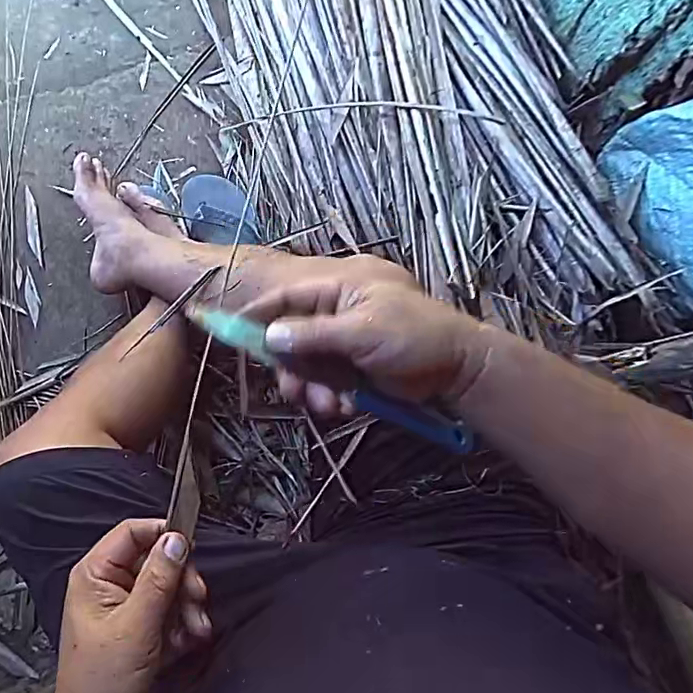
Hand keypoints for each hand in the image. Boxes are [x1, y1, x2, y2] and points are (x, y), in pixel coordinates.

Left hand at [45, 519, 211, 692]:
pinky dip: (182, 623)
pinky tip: (186, 640)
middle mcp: (108, 585)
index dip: (163, 535)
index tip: (191, 548)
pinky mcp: (139, 626)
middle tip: (196, 598)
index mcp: (94, 575)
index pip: (132, 532)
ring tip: (194, 628)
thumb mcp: (136, 626)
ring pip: (167, 585)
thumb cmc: (100, 687)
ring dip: (186, 606)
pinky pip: (168, 609)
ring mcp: (124, 606)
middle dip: (181, 580)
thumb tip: (176, 540)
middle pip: (156, 559)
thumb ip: (158, 579)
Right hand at [240, 271, 490, 418]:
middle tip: (292, 390)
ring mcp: (344, 339)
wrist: (458, 370)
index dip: (261, 313)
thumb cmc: (415, 336)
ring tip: (326, 404)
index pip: (290, 295)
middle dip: (291, 367)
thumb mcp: (363, 330)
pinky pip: (325, 380)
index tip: (234, 330)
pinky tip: (343, 406)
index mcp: (342, 286)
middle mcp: (338, 309)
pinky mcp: (352, 365)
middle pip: (292, 335)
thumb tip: (270, 337)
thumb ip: (314, 334)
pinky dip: (328, 395)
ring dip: (311, 387)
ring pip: (307, 363)